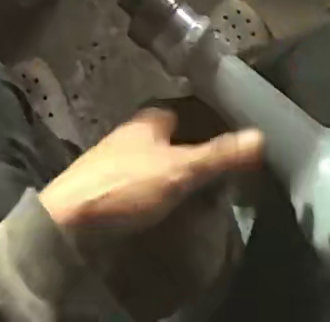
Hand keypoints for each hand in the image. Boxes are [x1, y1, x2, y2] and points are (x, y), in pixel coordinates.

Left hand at [38, 108, 263, 239]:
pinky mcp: (117, 185)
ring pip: (169, 158)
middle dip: (207, 149)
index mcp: (153, 116)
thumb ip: (218, 155)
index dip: (219, 119)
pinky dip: (174, 189)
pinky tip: (185, 206)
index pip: (195, 107)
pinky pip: (156, 180)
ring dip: (190, 172)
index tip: (244, 137)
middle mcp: (140, 130)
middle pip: (183, 134)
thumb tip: (261, 136)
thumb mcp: (179, 170)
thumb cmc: (125, 184)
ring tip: (218, 191)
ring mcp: (126, 157)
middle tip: (236, 170)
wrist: (68, 222)